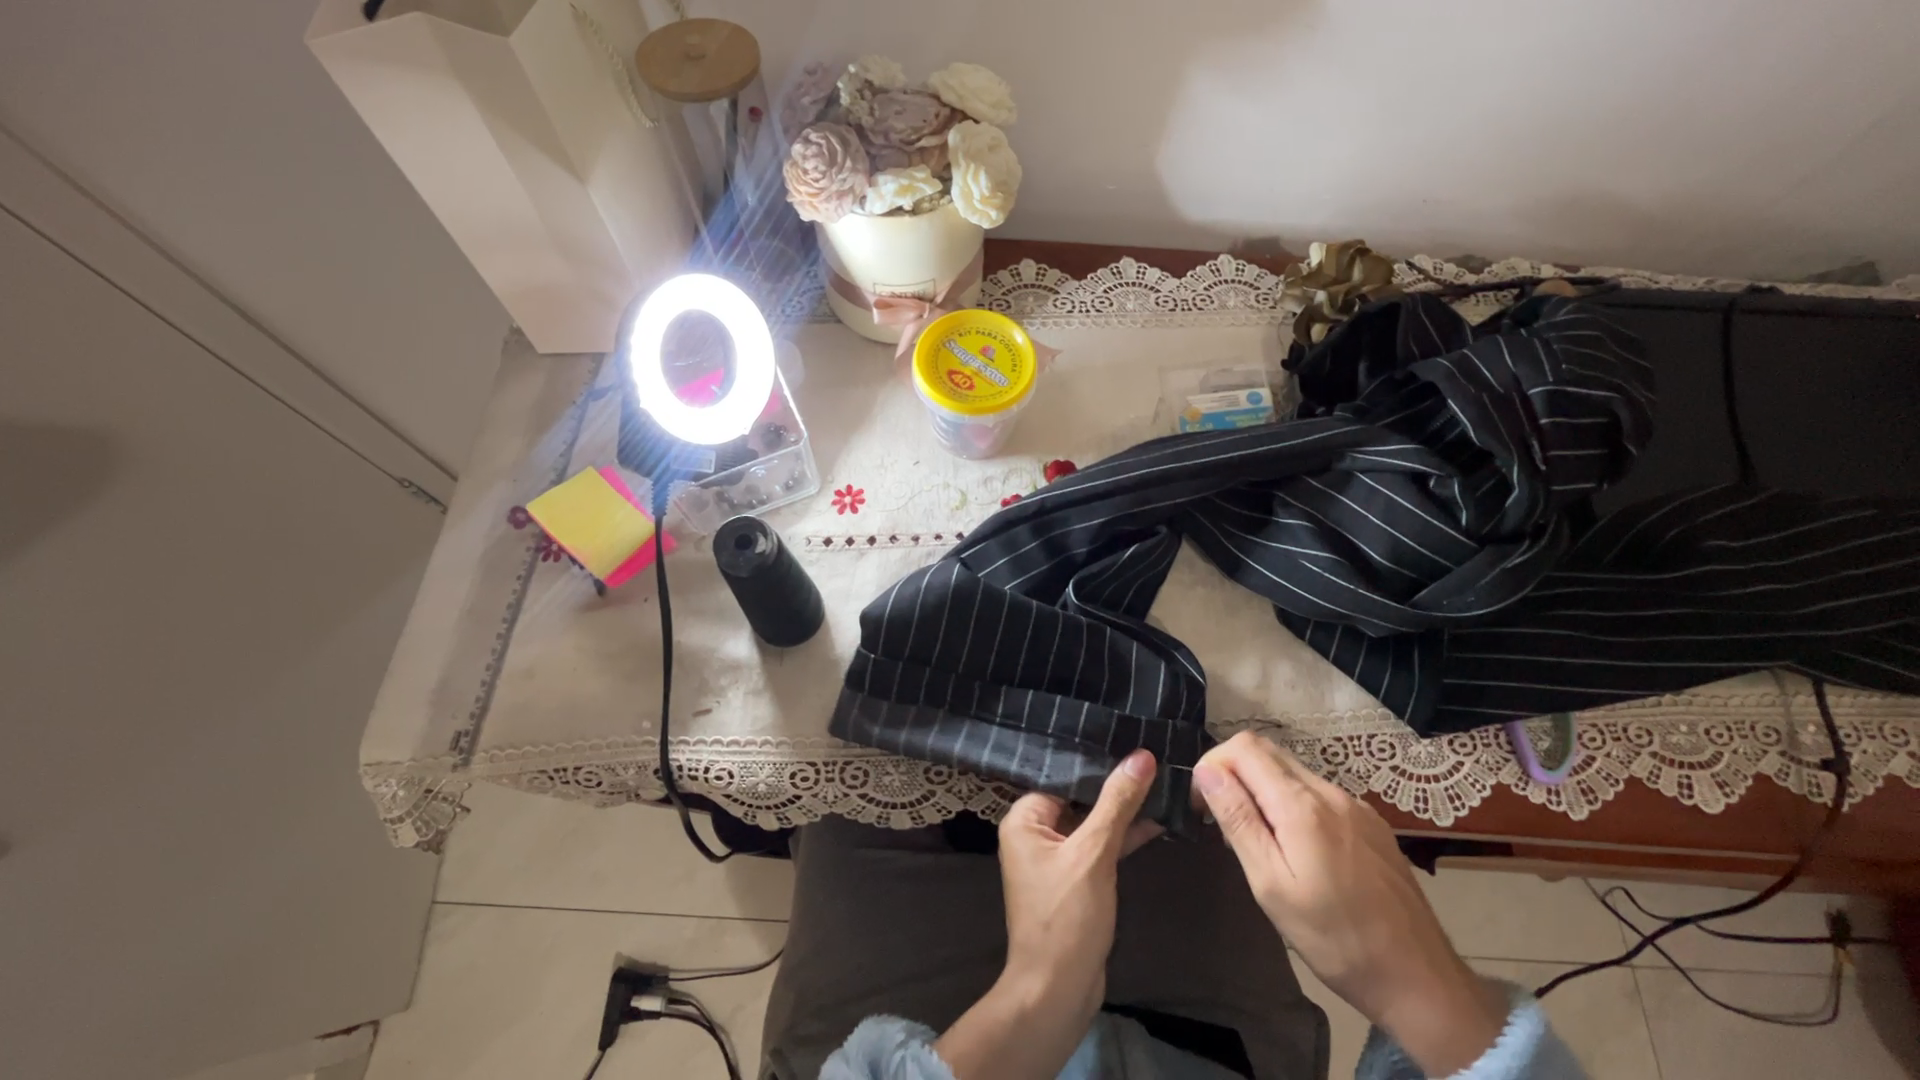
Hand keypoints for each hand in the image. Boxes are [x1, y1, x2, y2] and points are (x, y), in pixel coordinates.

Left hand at [934, 749, 1160, 1078]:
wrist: (1057, 989)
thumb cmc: (1066, 916)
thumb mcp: (1094, 854)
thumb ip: (1117, 803)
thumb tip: (1141, 756)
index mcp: (1024, 820)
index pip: (1062, 776)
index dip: (1097, 761)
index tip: (1133, 741)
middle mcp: (1034, 834)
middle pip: (1078, 797)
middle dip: (1115, 785)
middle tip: (1155, 758)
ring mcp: (1055, 859)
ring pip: (1092, 823)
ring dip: (1124, 811)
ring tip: (1165, 784)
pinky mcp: (1075, 881)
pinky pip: (1099, 847)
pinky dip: (1123, 837)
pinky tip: (1157, 822)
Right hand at [1194, 732, 1506, 1076]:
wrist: (1419, 977)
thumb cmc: (1334, 939)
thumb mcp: (1271, 885)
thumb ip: (1239, 821)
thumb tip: (1207, 771)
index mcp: (1301, 805)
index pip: (1243, 746)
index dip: (1213, 765)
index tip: (1204, 808)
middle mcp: (1330, 792)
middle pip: (1267, 751)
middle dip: (1234, 774)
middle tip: (1223, 823)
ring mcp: (1355, 806)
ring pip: (1292, 772)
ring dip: (1262, 791)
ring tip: (1258, 843)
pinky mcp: (1371, 823)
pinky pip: (1318, 794)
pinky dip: (1292, 805)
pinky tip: (1296, 850)